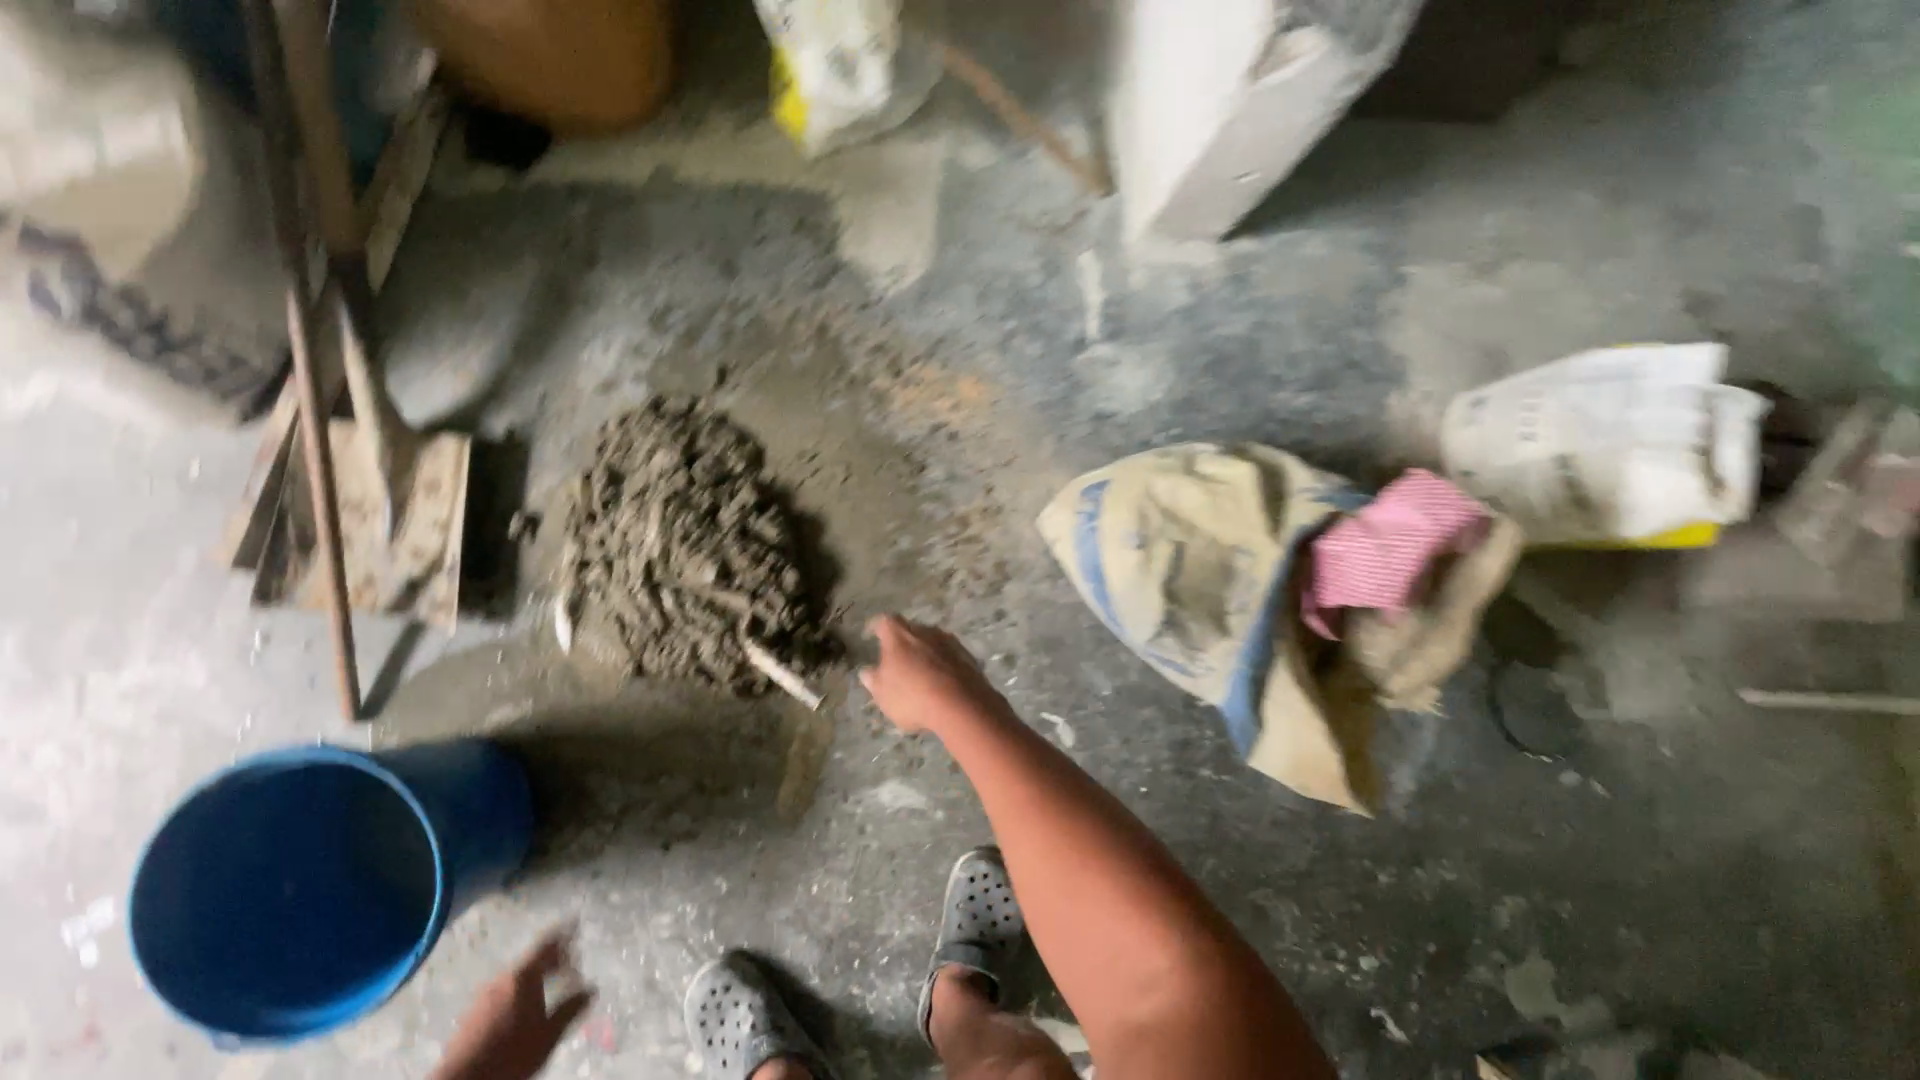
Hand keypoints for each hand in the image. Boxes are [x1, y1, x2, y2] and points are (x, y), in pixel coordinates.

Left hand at [431, 925, 594, 1079]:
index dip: (564, 933)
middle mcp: (502, 978)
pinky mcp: (473, 1010)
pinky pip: (505, 987)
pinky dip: (521, 986)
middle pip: (532, 959)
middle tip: (571, 961)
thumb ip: (570, 1009)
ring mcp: (484, 994)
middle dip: (553, 957)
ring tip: (551, 983)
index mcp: (523, 977)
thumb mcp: (548, 1035)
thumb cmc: (511, 1055)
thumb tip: (591, 989)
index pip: (547, 945)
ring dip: (537, 974)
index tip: (576, 923)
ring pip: (517, 974)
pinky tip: (526, 1003)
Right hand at [858, 615, 1007, 733]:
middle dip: (903, 641)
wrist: (961, 705)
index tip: (872, 633)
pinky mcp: (968, 656)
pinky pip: (949, 655)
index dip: (877, 626)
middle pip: (910, 629)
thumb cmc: (912, 696)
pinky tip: (941, 680)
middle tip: (897, 658)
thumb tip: (866, 671)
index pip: (884, 621)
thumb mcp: (883, 694)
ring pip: (932, 641)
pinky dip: (943, 663)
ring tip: (920, 670)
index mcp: (899, 635)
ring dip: (925, 652)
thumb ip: (873, 680)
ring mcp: (949, 641)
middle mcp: (925, 631)